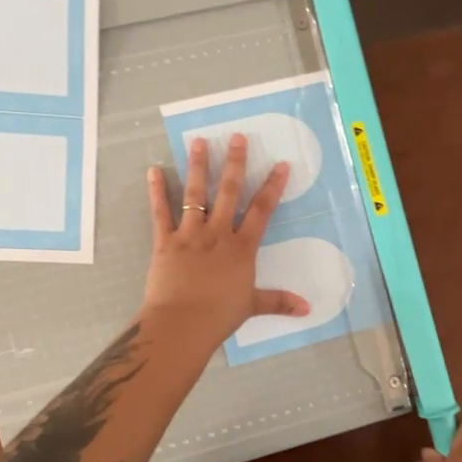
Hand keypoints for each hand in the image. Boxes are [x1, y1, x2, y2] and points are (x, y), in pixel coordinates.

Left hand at [142, 134, 308, 350]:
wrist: (181, 324)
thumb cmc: (219, 316)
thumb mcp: (252, 306)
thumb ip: (278, 302)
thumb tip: (308, 308)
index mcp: (242, 248)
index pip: (261, 210)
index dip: (272, 186)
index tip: (281, 165)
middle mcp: (217, 234)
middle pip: (228, 192)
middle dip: (235, 163)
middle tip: (236, 137)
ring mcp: (190, 235)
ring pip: (195, 194)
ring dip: (198, 166)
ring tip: (198, 142)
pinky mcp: (165, 242)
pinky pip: (160, 212)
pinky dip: (156, 191)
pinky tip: (153, 170)